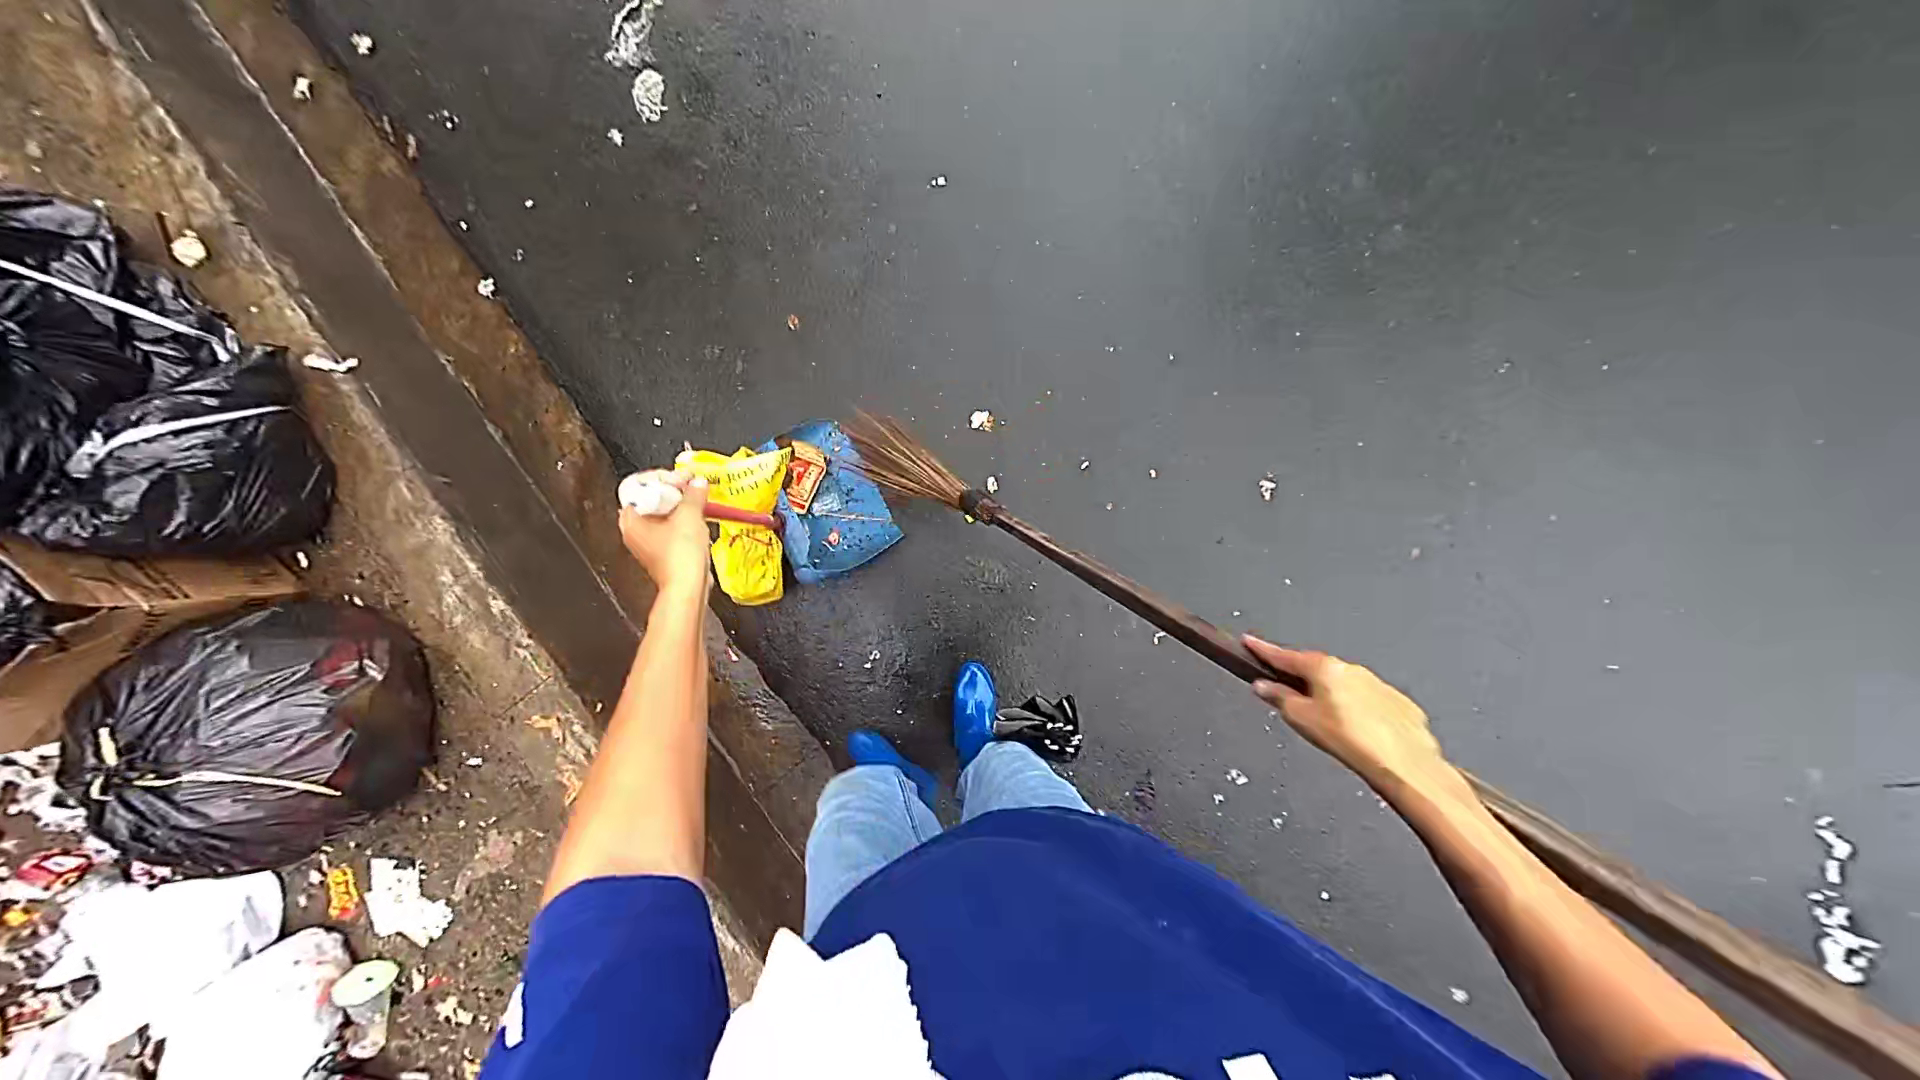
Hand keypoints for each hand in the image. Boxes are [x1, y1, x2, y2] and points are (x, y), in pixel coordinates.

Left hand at [618, 470, 712, 598]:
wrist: (688, 587)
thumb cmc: (679, 557)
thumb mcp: (689, 515)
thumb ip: (693, 494)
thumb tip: (697, 482)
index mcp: (631, 520)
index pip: (639, 486)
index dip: (662, 478)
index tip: (681, 477)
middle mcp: (635, 532)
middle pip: (651, 500)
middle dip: (672, 491)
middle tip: (689, 486)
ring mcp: (649, 543)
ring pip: (662, 514)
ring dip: (680, 505)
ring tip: (697, 499)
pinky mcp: (664, 552)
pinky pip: (671, 528)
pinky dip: (683, 520)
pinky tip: (698, 518)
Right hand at [1243, 634, 1462, 798]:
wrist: (1404, 764)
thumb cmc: (1353, 741)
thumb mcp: (1300, 718)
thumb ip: (1278, 697)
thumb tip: (1264, 687)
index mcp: (1324, 668)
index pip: (1284, 656)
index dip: (1263, 650)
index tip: (1249, 642)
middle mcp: (1351, 669)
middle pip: (1315, 669)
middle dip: (1300, 679)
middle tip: (1287, 696)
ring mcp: (1377, 685)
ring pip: (1343, 685)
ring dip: (1330, 697)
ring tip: (1326, 724)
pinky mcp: (1397, 703)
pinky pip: (1367, 701)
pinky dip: (1356, 711)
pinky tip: (1355, 733)